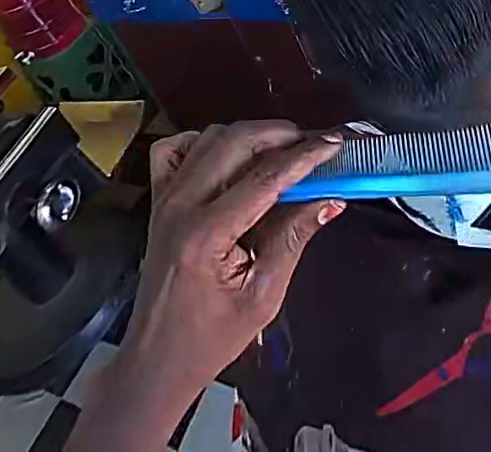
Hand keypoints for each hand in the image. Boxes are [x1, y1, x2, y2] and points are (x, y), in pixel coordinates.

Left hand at [68, 122, 344, 451]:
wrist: (157, 357)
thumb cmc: (211, 336)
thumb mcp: (263, 297)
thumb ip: (293, 239)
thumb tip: (331, 199)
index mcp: (205, 234)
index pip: (264, 178)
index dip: (303, 156)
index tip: (333, 144)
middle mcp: (180, 204)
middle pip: (235, 142)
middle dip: (279, 134)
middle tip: (312, 143)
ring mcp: (164, 196)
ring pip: (210, 137)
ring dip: (250, 135)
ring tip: (283, 149)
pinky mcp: (157, 196)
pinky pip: (177, 147)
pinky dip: (204, 140)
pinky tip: (228, 155)